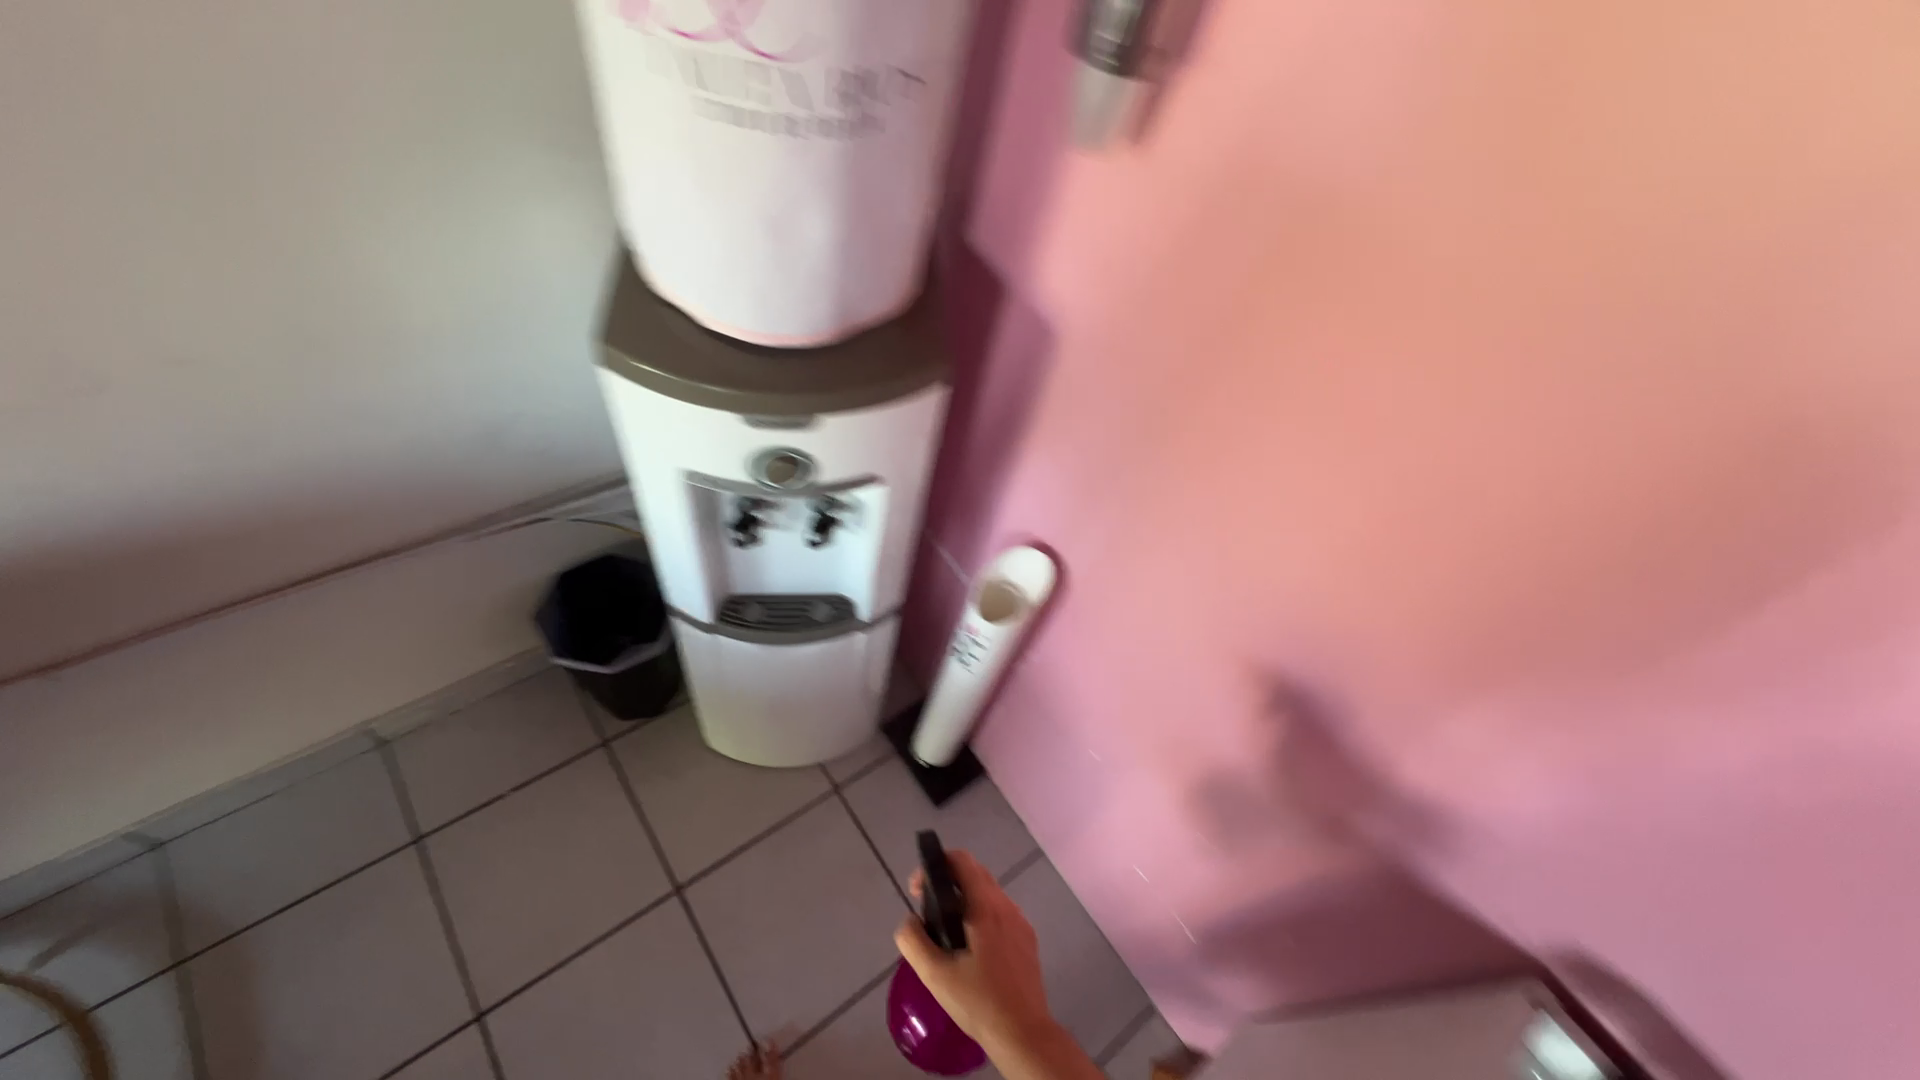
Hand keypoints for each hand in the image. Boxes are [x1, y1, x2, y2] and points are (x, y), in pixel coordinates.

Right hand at [894, 850, 1054, 1056]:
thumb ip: (913, 940)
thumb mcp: (934, 974)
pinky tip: (970, 949)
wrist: (1022, 1033)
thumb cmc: (978, 1002)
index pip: (962, 860)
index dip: (935, 864)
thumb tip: (910, 920)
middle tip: (927, 913)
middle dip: (947, 882)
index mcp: (986, 907)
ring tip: (946, 932)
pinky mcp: (1027, 938)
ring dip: (964, 899)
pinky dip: (980, 915)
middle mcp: (1006, 906)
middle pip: (974, 874)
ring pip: (988, 893)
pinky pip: (1000, 913)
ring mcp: (1020, 922)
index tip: (918, 890)